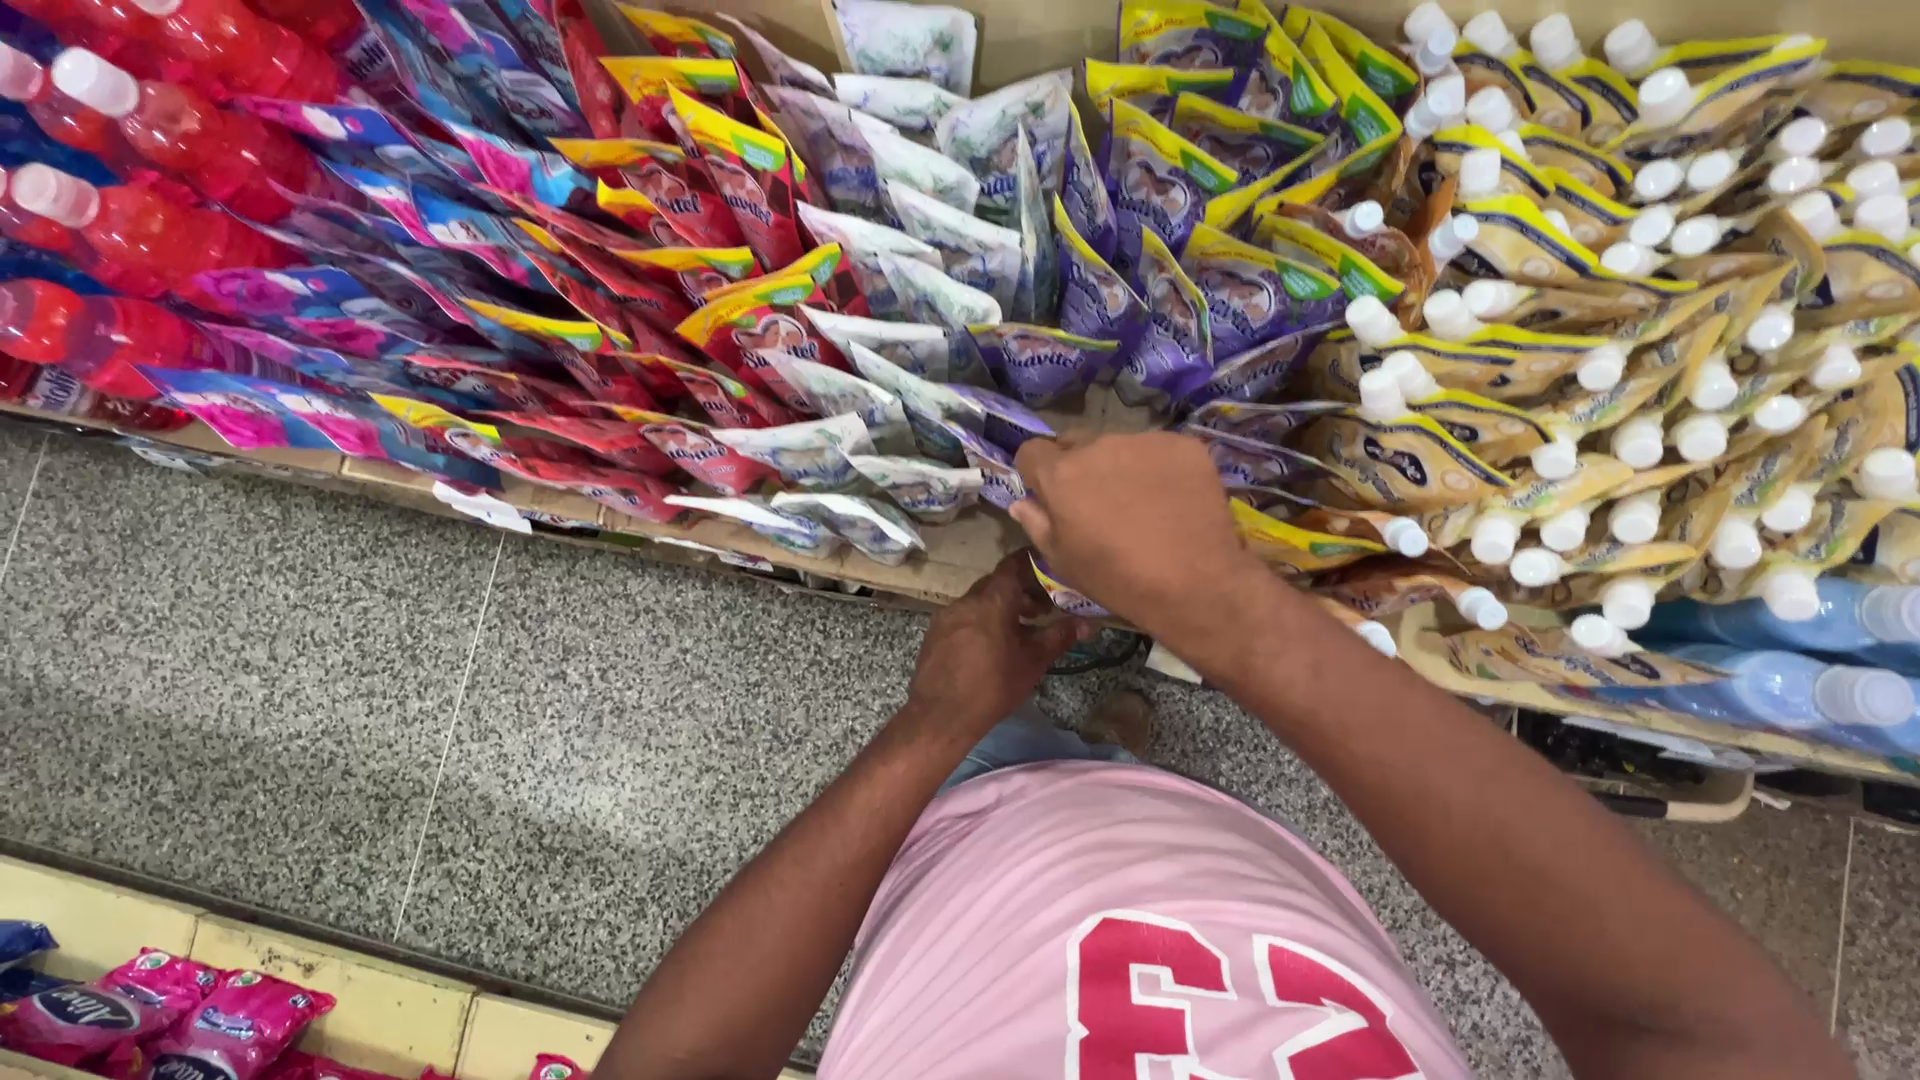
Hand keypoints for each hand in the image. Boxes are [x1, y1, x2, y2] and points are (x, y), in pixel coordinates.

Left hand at [900, 552, 1089, 740]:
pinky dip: (979, 622)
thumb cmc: (993, 686)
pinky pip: (962, 617)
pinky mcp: (934, 633)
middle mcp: (966, 601)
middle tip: (1040, 610)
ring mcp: (946, 616)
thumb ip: (1059, 636)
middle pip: (995, 584)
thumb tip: (1088, 623)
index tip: (1048, 571)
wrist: (940, 716)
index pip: (1012, 565)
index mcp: (992, 601)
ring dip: (998, 609)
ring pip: (977, 601)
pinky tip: (989, 646)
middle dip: (1019, 592)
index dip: (1031, 564)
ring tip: (1017, 632)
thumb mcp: (1033, 662)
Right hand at [1012, 432, 1267, 639]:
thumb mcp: (1064, 561)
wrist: (1195, 583)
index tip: (1050, 495)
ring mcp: (1144, 441)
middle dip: (1078, 466)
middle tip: (1098, 503)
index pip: (1032, 451)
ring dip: (1119, 466)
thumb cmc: (1118, 579)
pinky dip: (1159, 468)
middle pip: (1076, 443)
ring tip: (1142, 504)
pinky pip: (1159, 449)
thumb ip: (1037, 524)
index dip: (1036, 472)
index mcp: (1062, 474)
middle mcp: (1099, 445)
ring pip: (1119, 445)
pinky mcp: (1184, 445)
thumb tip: (1022, 502)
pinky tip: (1172, 500)